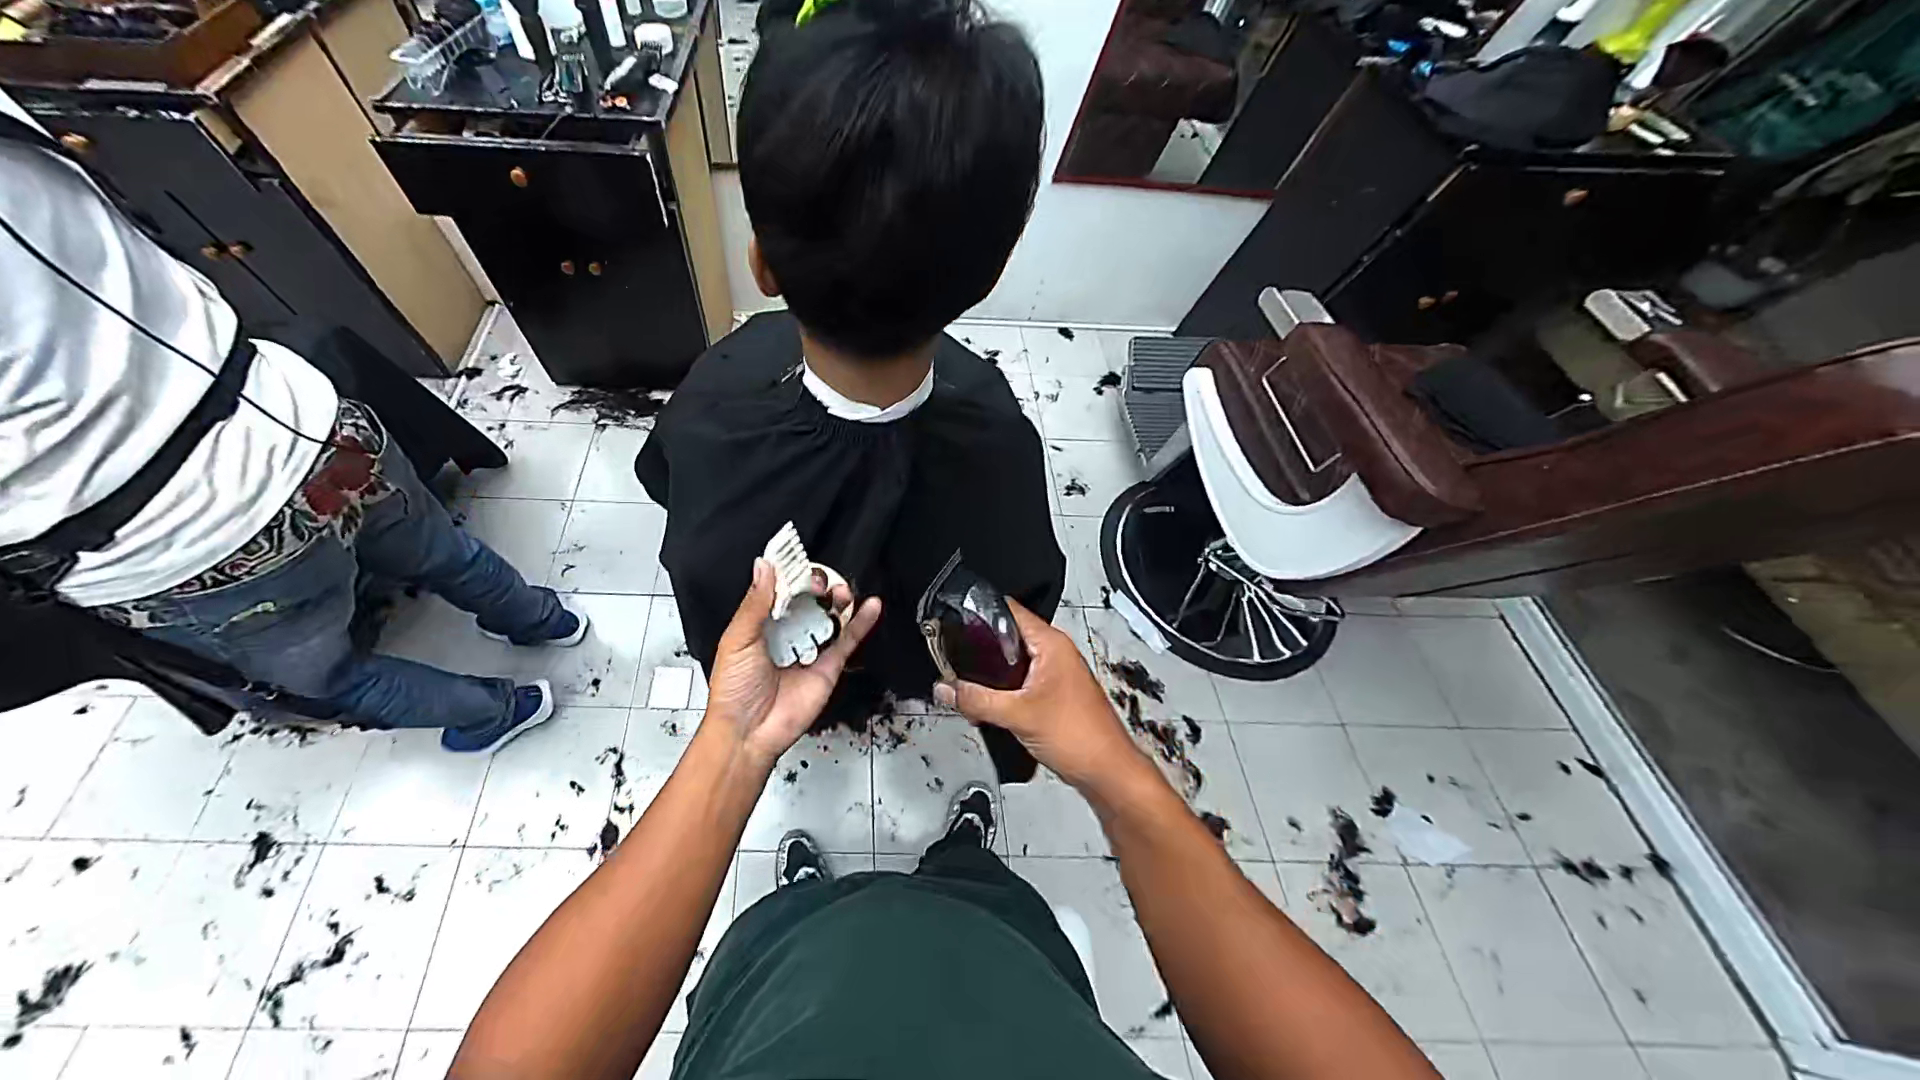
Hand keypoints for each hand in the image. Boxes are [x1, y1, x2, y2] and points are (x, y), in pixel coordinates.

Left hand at [704, 558, 881, 769]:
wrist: (749, 731)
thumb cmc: (733, 691)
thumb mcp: (738, 639)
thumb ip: (755, 603)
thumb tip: (764, 568)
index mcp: (761, 625)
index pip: (779, 590)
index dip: (789, 574)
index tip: (795, 557)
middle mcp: (787, 634)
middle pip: (809, 601)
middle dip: (815, 586)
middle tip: (817, 581)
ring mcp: (810, 649)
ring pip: (830, 616)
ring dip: (837, 600)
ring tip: (840, 591)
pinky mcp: (828, 665)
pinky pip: (849, 639)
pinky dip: (862, 621)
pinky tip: (870, 606)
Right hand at [936, 600, 1148, 793]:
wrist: (1106, 772)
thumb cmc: (1082, 737)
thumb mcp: (1017, 714)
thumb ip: (976, 700)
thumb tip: (947, 688)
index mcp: (1052, 644)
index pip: (1010, 611)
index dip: (982, 612)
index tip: (958, 620)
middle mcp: (1057, 653)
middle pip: (1008, 638)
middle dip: (982, 650)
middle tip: (959, 662)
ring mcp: (1057, 674)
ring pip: (1014, 663)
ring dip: (993, 675)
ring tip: (974, 689)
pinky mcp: (1055, 694)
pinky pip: (1022, 683)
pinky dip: (1005, 691)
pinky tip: (993, 707)